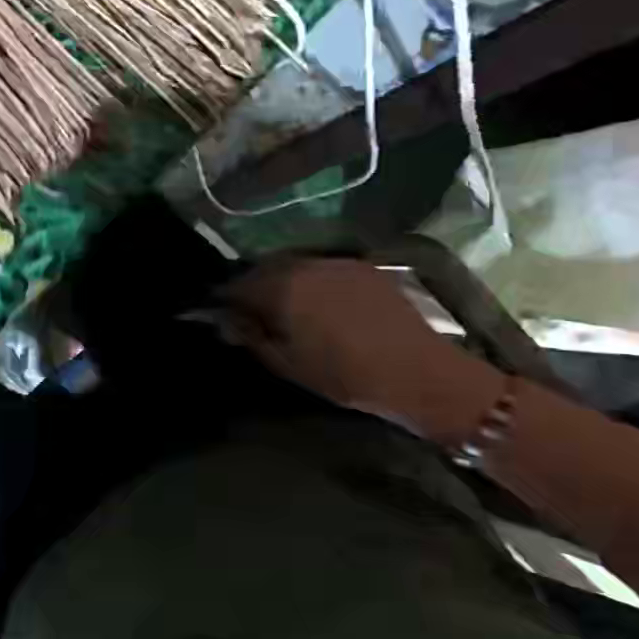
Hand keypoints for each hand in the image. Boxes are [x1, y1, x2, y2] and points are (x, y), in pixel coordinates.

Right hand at [216, 257, 505, 445]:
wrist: (418, 371)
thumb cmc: (346, 376)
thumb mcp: (289, 365)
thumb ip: (252, 337)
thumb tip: (225, 321)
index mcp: (281, 288)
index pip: (238, 285)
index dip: (224, 300)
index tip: (220, 315)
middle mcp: (305, 265)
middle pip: (264, 269)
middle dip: (252, 287)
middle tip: (251, 313)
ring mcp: (336, 262)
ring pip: (294, 265)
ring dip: (282, 281)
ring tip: (285, 308)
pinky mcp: (362, 267)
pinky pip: (323, 268)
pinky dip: (311, 281)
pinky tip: (319, 303)